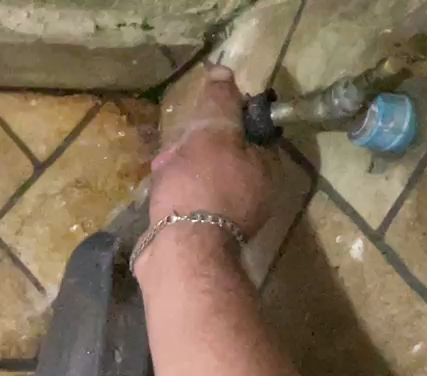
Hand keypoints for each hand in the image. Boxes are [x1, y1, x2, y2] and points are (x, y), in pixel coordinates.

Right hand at [148, 64, 272, 237]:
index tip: (197, 120)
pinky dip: (175, 199)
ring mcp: (228, 221)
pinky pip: (189, 207)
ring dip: (180, 173)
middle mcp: (254, 195)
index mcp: (266, 167)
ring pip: (203, 182)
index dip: (222, 119)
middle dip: (195, 149)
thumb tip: (222, 72)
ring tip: (159, 174)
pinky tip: (159, 199)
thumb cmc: (199, 188)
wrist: (180, 252)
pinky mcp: (203, 240)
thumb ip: (220, 100)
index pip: (249, 130)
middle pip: (224, 157)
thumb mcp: (212, 133)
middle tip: (172, 151)